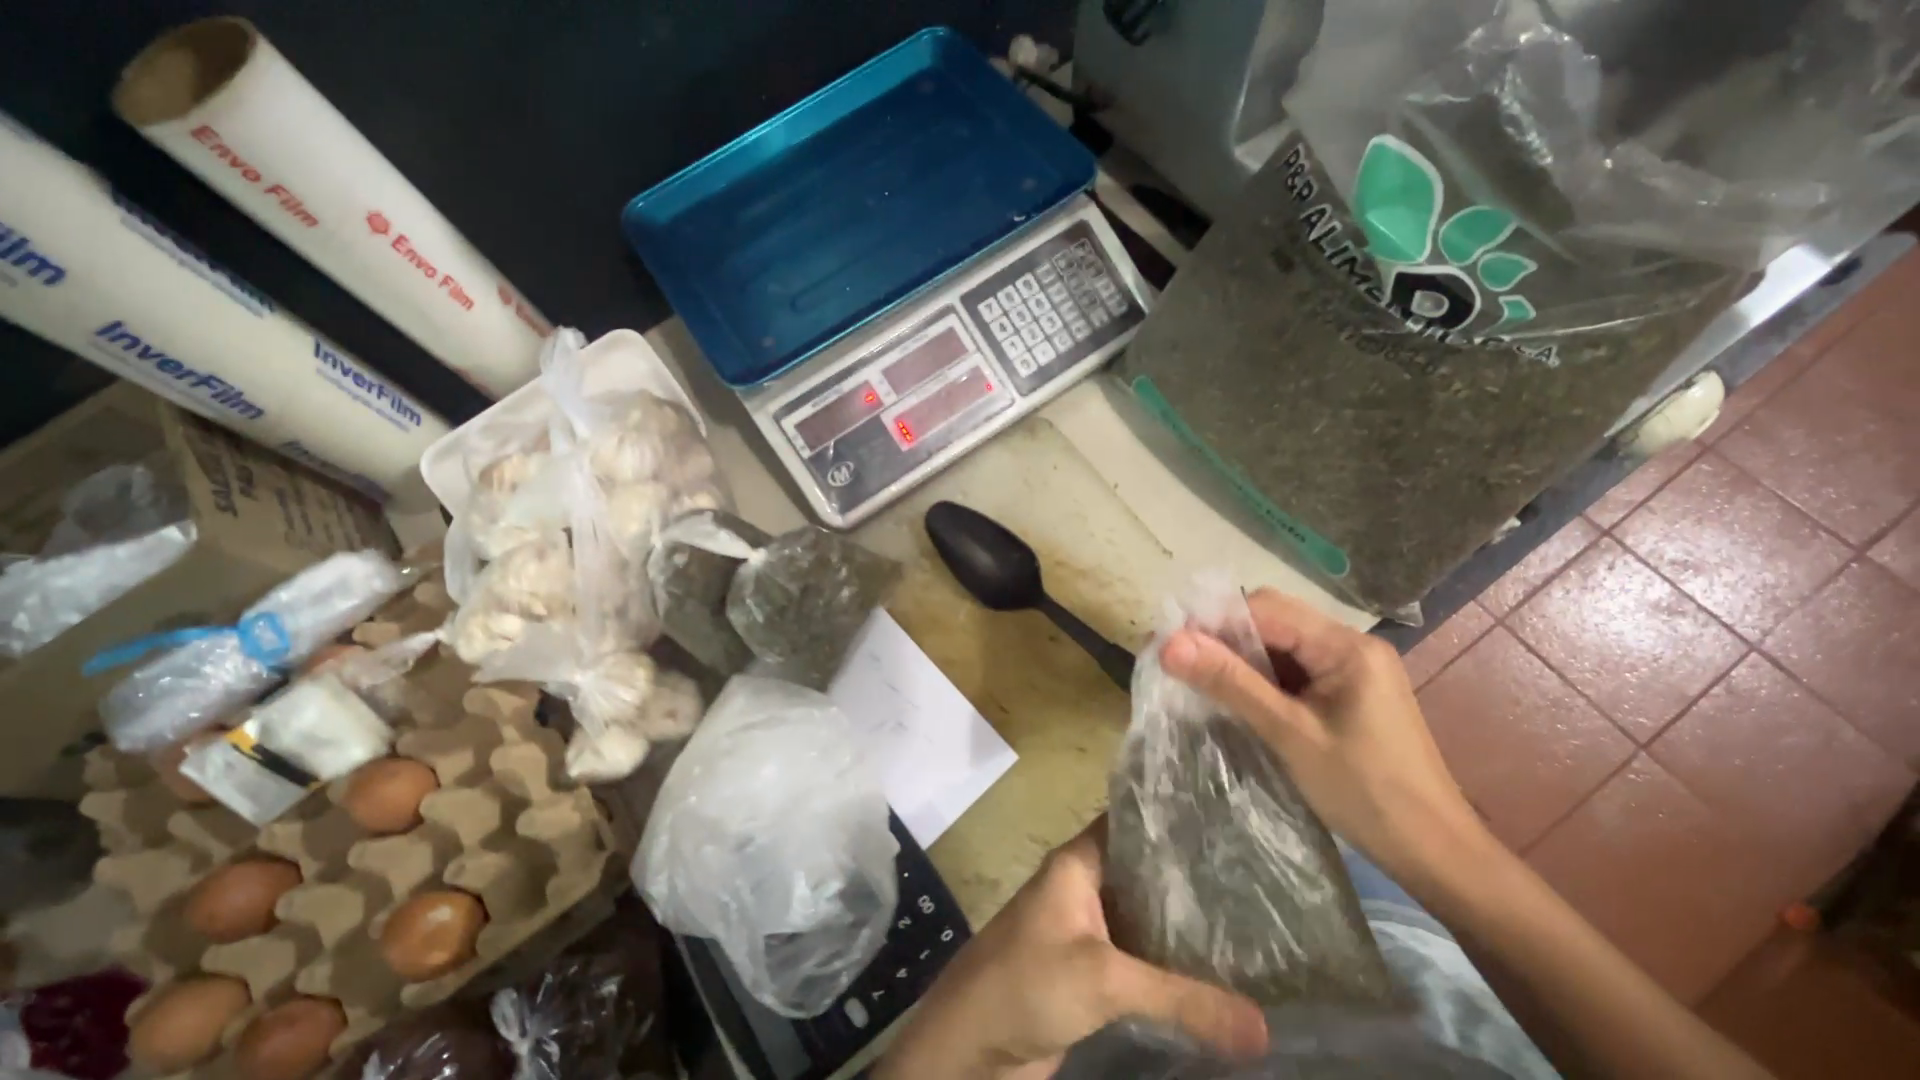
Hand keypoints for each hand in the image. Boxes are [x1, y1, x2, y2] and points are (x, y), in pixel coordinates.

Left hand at [872, 818, 1266, 1079]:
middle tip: (1262, 878)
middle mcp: (1084, 889)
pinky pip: (1141, 963)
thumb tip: (1265, 1029)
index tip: (1235, 819)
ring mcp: (1087, 934)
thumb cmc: (1026, 984)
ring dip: (1188, 928)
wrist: (969, 1047)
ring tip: (1257, 923)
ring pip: (1146, 921)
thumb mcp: (1105, 980)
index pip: (1133, 823)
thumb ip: (1184, 999)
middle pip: (1146, 874)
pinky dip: (1174, 968)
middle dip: (1195, 879)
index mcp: (1078, 863)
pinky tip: (1222, 975)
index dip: (1178, 818)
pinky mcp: (1091, 977)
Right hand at [1158, 588, 1486, 889]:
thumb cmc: (1363, 791)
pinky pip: (1299, 671)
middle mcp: (1353, 645)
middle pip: (1275, 620)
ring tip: (1202, 684)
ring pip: (1284, 646)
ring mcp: (1356, 670)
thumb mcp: (1289, 734)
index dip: (1214, 621)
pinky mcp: (1352, 694)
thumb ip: (1231, 683)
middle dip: (1225, 638)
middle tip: (1182, 666)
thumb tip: (1169, 643)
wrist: (1433, 848)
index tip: (1170, 647)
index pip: (1266, 609)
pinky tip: (1240, 701)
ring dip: (1244, 660)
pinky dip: (1266, 681)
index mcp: (1346, 646)